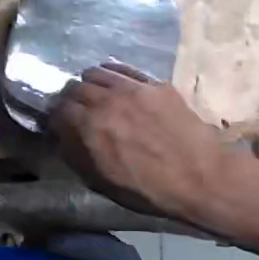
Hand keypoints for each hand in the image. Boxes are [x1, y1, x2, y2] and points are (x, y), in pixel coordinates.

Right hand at [49, 61, 226, 219]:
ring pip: (97, 73)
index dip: (56, 118)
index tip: (59, 125)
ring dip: (90, 84)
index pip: (58, 110)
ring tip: (96, 94)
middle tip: (77, 110)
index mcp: (89, 127)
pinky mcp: (154, 85)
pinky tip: (116, 84)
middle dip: (71, 99)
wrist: (202, 178)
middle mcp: (106, 101)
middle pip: (75, 88)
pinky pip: (124, 70)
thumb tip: (61, 138)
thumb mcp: (102, 182)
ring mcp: (132, 89)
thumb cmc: (149, 189)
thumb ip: (76, 155)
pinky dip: (113, 74)